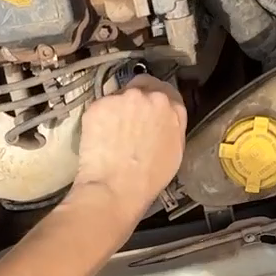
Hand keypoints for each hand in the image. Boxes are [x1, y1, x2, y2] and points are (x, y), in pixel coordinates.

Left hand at [68, 75, 186, 221]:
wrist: (116, 187)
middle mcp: (148, 96)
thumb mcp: (176, 150)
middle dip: (137, 102)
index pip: (167, 91)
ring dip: (119, 109)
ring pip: (120, 96)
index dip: (157, 102)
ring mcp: (122, 98)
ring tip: (116, 135)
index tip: (151, 109)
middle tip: (131, 123)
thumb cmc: (147, 178)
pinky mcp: (99, 105)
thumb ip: (174, 125)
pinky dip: (101, 118)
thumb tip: (167, 118)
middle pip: (142, 87)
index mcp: (172, 108)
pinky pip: (101, 106)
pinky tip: (103, 137)